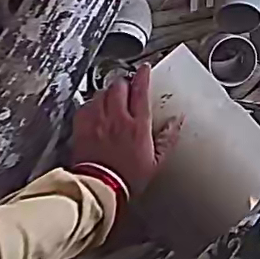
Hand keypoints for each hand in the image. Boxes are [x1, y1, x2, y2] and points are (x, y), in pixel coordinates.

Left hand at [70, 67, 161, 197]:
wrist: (98, 189)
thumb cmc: (126, 178)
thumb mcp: (156, 162)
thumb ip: (168, 138)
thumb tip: (176, 122)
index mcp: (137, 125)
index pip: (141, 90)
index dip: (143, 75)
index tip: (144, 69)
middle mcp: (117, 118)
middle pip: (119, 86)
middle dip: (124, 83)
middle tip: (128, 88)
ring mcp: (98, 120)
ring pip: (102, 92)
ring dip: (108, 93)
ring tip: (112, 100)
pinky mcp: (82, 126)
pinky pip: (86, 105)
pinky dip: (92, 104)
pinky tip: (97, 111)